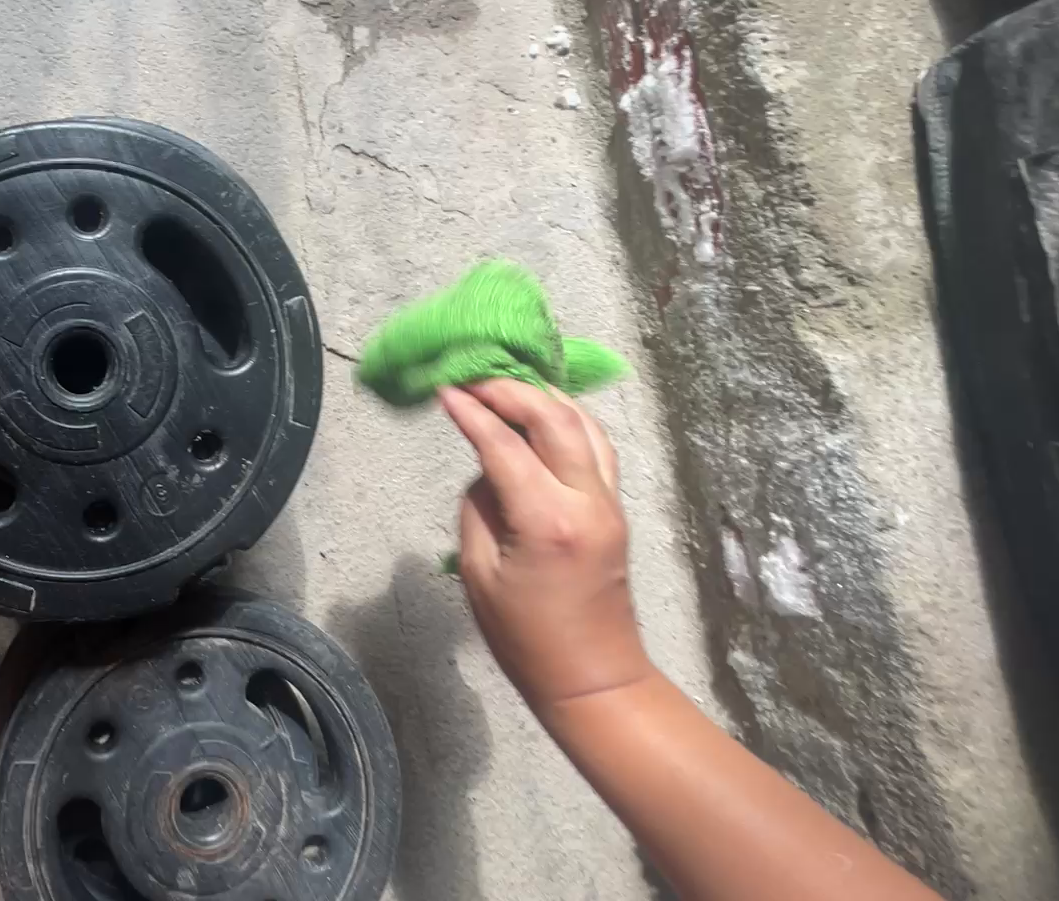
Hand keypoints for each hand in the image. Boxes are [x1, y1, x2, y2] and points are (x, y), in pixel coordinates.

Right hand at [439, 379, 655, 710]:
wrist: (593, 677)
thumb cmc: (523, 636)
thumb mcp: (479, 572)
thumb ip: (479, 508)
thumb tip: (489, 472)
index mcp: (547, 520)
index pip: (503, 445)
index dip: (471, 413)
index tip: (444, 390)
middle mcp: (587, 501)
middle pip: (553, 419)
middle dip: (510, 390)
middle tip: (472, 380)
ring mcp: (609, 503)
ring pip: (584, 425)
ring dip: (543, 397)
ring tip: (505, 386)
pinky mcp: (614, 509)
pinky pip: (595, 446)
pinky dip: (568, 419)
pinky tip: (543, 413)